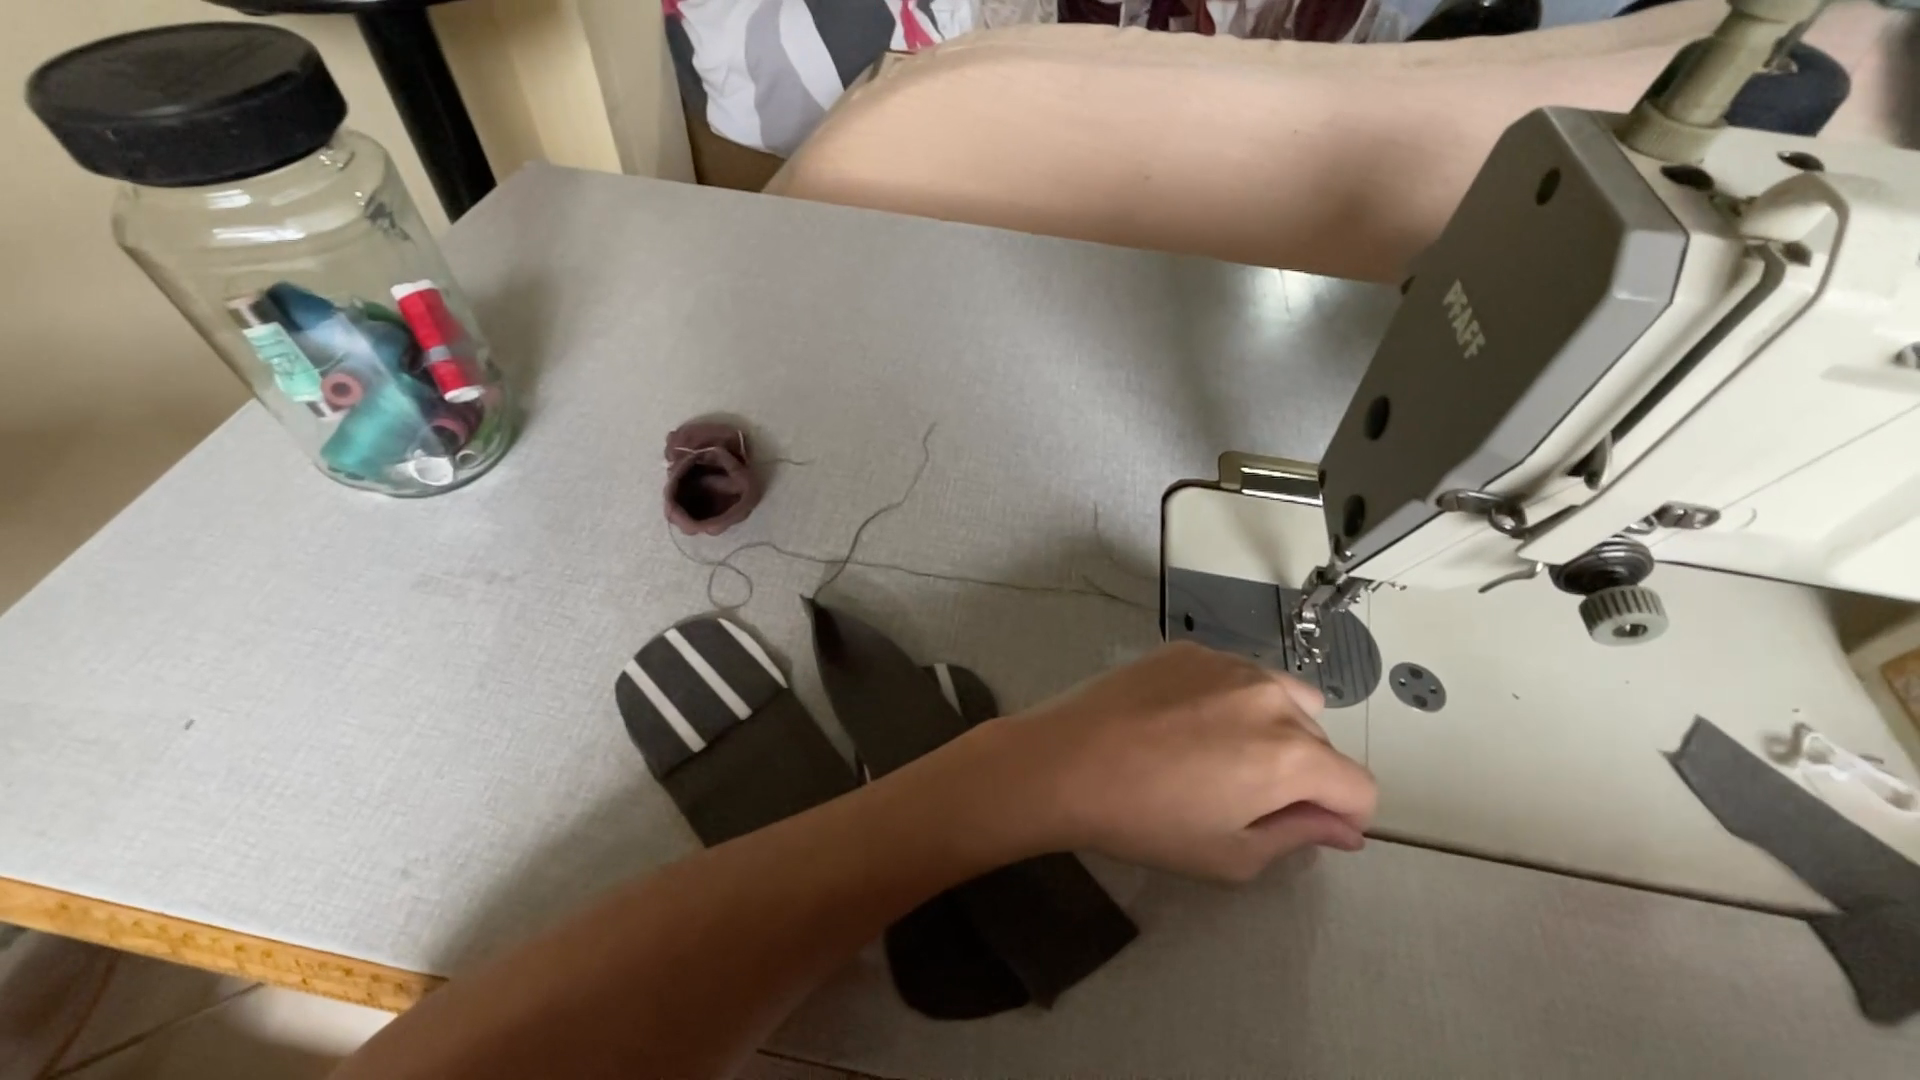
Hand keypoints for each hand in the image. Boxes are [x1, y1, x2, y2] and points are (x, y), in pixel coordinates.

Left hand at [974, 643, 1376, 881]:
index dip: (1342, 816)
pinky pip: (1236, 674)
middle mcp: (1272, 697)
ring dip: (1273, 728)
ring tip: (1219, 754)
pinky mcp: (1189, 650)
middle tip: (1245, 796)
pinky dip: (1231, 698)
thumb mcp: (1230, 854)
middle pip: (1321, 740)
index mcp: (1292, 755)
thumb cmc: (1147, 820)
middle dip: (1304, 772)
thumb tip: (1344, 827)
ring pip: (1284, 696)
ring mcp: (1229, 664)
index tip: (1308, 828)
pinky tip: (1183, 722)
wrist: (1064, 762)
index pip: (1359, 786)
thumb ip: (1300, 836)